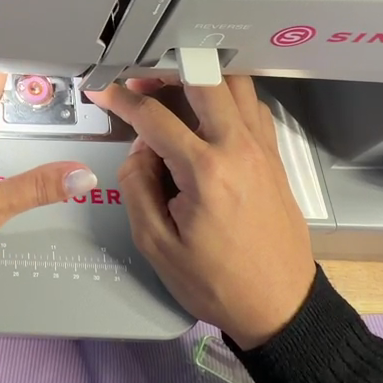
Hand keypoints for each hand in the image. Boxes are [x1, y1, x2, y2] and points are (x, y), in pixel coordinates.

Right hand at [88, 75, 314, 346]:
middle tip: (140, 83)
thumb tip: (141, 150)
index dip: (120, 98)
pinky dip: (227, 98)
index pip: (153, 116)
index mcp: (205, 172)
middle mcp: (238, 149)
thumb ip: (137, 186)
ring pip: (236, 85)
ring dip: (201, 78)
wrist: (281, 310)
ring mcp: (262, 150)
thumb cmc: (216, 283)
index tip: (100, 90)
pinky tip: (207, 114)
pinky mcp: (274, 158)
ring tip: (173, 92)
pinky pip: (252, 107)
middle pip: (203, 79)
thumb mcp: (156, 245)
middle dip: (164, 72)